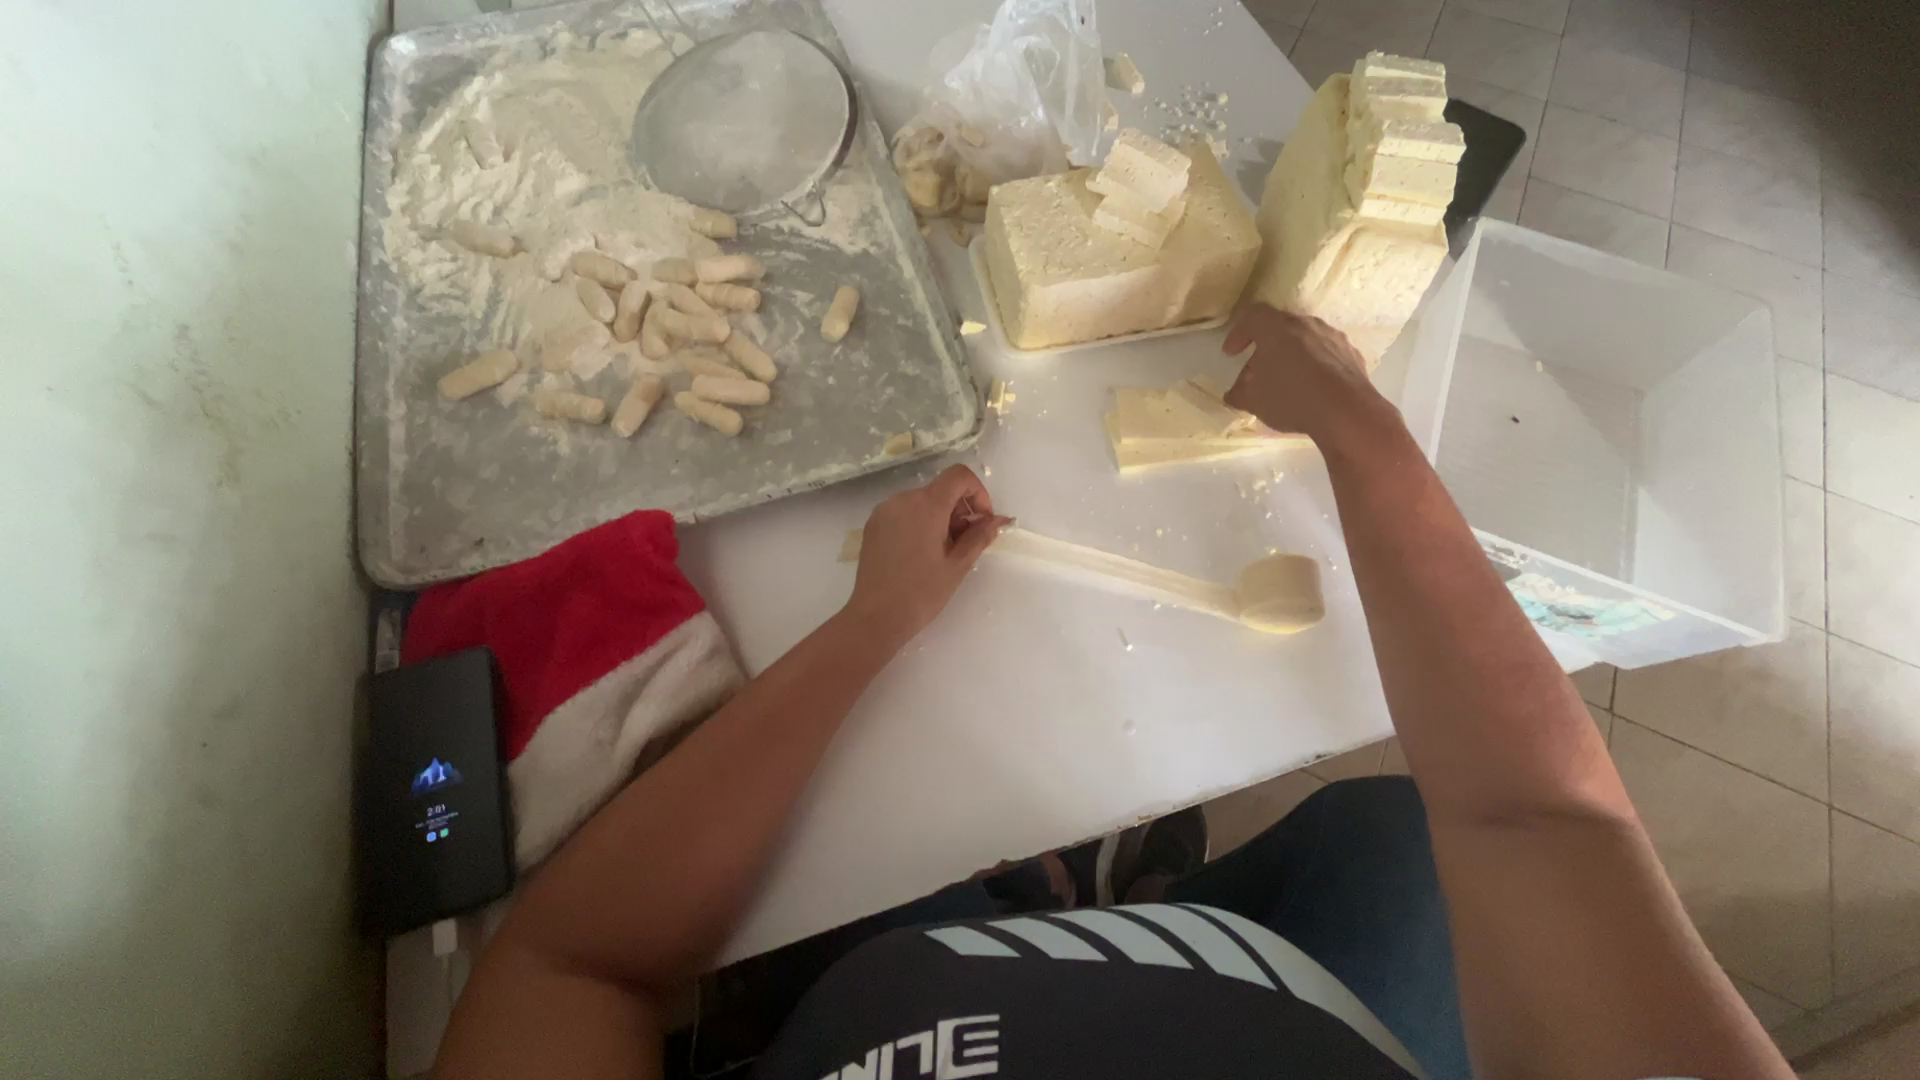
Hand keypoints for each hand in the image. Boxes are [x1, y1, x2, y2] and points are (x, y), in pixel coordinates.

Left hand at [845, 465, 1010, 647]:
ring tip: (943, 553)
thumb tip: (999, 520)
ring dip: (941, 518)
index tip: (982, 521)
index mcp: (925, 505)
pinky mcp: (873, 525)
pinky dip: (920, 523)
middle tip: (966, 544)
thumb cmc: (921, 593)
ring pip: (922, 501)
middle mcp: (902, 499)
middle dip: (960, 510)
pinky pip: (904, 512)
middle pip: (941, 490)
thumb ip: (980, 536)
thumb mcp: (957, 565)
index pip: (958, 476)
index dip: (978, 492)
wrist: (875, 617)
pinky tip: (922, 553)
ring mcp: (884, 511)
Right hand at [1221, 306, 1398, 449]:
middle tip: (1256, 374)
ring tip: (1285, 383)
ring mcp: (1333, 338)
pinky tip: (1311, 390)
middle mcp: (1307, 325)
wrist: (1346, 412)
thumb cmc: (1291, 398)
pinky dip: (1314, 367)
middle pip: (1280, 329)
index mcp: (1277, 329)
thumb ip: (1239, 393)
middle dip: (1265, 350)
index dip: (1238, 332)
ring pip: (1305, 341)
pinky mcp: (1352, 355)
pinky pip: (1325, 355)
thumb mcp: (1253, 401)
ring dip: (1291, 357)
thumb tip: (1234, 394)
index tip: (1231, 354)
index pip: (1253, 316)